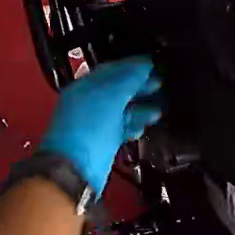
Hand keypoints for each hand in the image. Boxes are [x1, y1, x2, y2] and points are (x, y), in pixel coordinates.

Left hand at [37, 56, 162, 192]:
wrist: (74, 171)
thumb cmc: (84, 133)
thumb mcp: (109, 98)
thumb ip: (127, 80)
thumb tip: (142, 66)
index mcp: (84, 87)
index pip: (112, 69)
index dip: (134, 65)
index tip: (152, 64)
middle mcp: (88, 103)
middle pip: (118, 87)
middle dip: (140, 85)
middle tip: (159, 82)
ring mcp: (95, 123)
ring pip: (122, 108)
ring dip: (141, 106)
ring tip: (159, 106)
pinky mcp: (103, 141)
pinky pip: (122, 126)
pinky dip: (135, 123)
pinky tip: (144, 125)